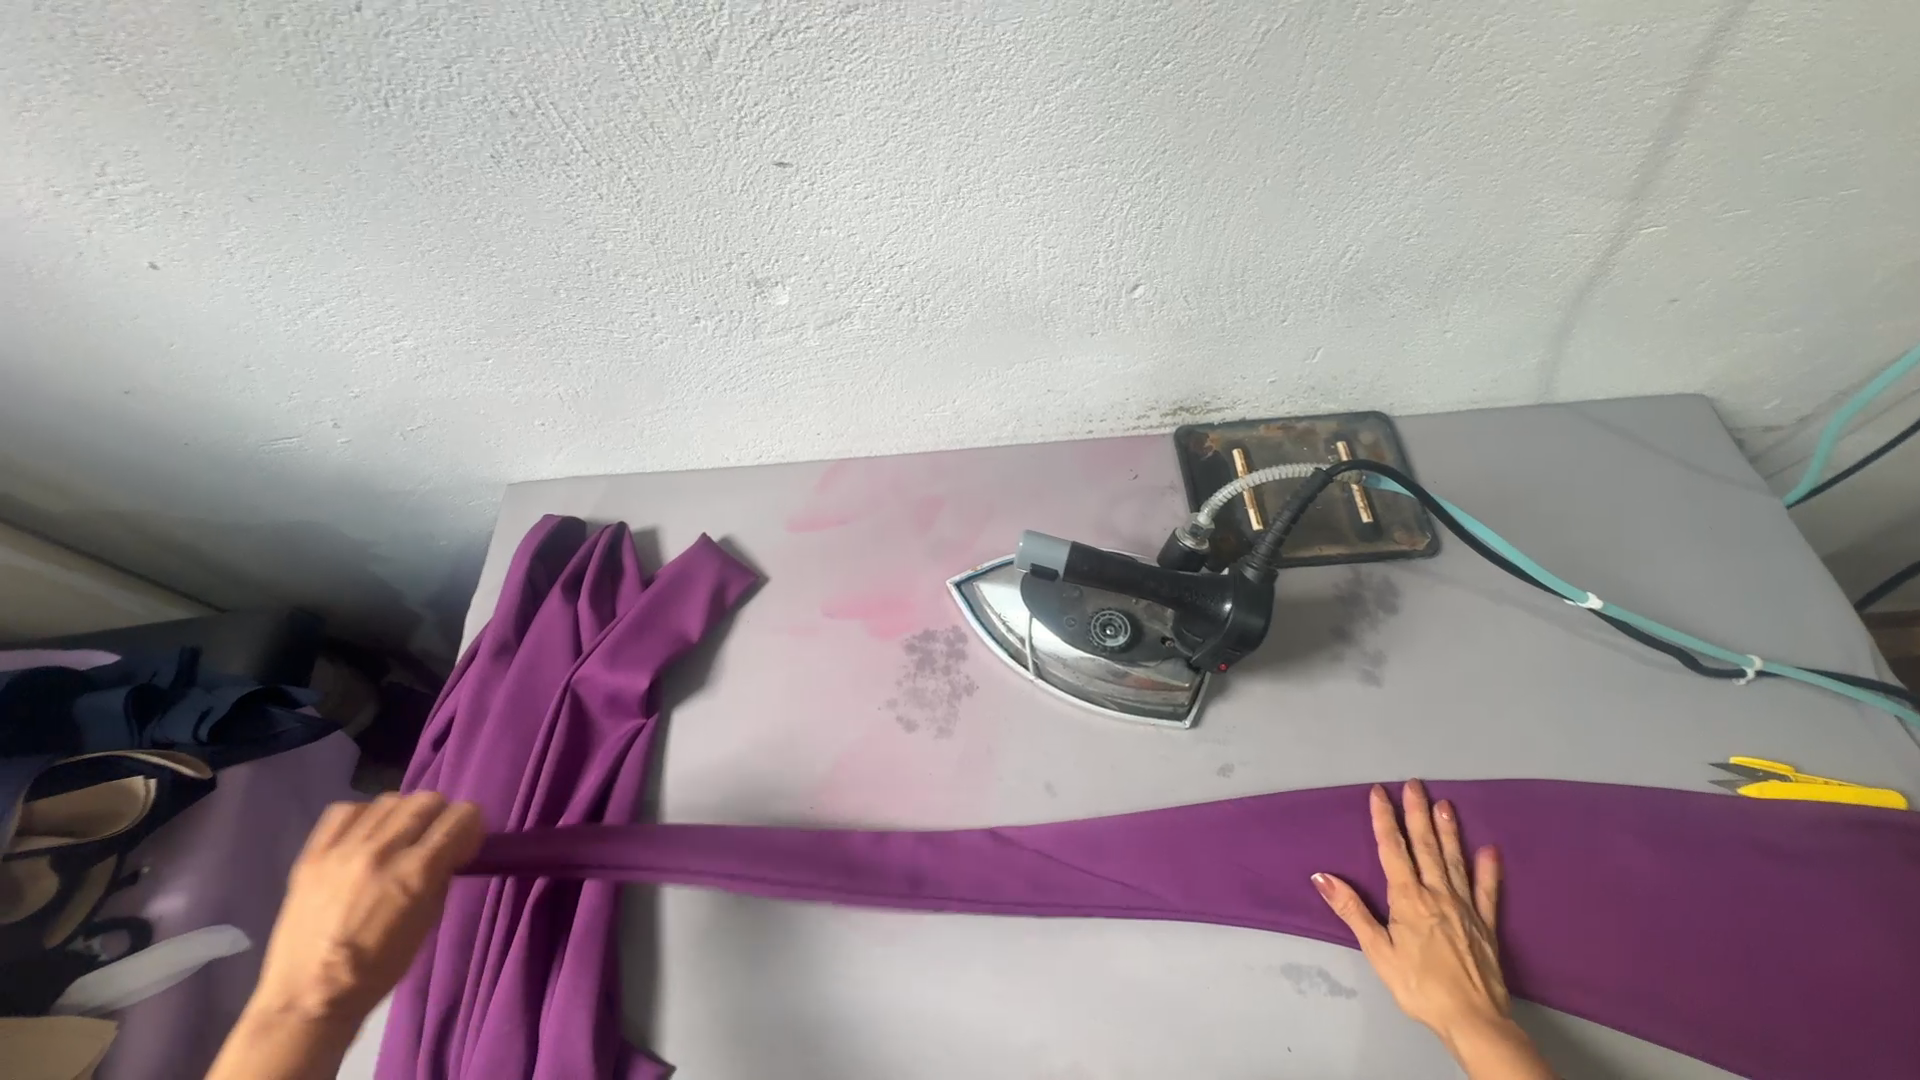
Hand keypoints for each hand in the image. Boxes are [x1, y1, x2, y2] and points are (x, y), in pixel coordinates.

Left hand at [249, 792, 482, 1023]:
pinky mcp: (311, 856)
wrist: (307, 997)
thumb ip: (441, 873)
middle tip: (433, 841)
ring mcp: (342, 851)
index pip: (462, 815)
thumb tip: (449, 847)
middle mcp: (382, 852)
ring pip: (390, 800)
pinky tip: (364, 837)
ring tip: (396, 839)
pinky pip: (345, 811)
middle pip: (427, 800)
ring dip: (403, 815)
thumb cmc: (380, 966)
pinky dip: (363, 817)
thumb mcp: (429, 918)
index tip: (463, 846)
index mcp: (417, 872)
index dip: (470, 827)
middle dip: (440, 816)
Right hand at [1313, 781, 1551, 1078]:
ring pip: (1455, 860)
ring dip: (1448, 830)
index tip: (1379, 792)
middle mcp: (1437, 894)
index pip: (1393, 849)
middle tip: (1414, 784)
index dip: (1384, 819)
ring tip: (1445, 803)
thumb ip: (1352, 910)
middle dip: (1417, 812)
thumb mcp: (1377, 950)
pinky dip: (1489, 869)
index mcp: (1408, 898)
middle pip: (1425, 846)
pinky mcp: (1486, 925)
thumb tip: (1322, 876)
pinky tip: (1490, 850)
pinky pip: (1488, 891)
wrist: (1474, 1020)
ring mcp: (1465, 908)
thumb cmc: (1418, 986)